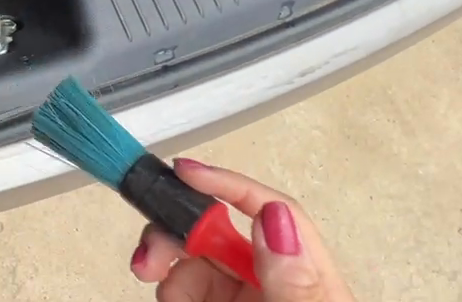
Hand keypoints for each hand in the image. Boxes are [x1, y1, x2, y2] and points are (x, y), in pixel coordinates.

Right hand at [130, 160, 355, 301]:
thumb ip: (295, 287)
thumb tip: (275, 219)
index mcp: (312, 279)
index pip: (270, 209)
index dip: (224, 183)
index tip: (181, 171)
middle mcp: (277, 280)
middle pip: (217, 229)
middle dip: (173, 232)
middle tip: (148, 258)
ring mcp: (249, 296)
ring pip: (192, 256)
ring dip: (165, 265)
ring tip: (158, 289)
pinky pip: (185, 284)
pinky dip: (169, 287)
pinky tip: (168, 298)